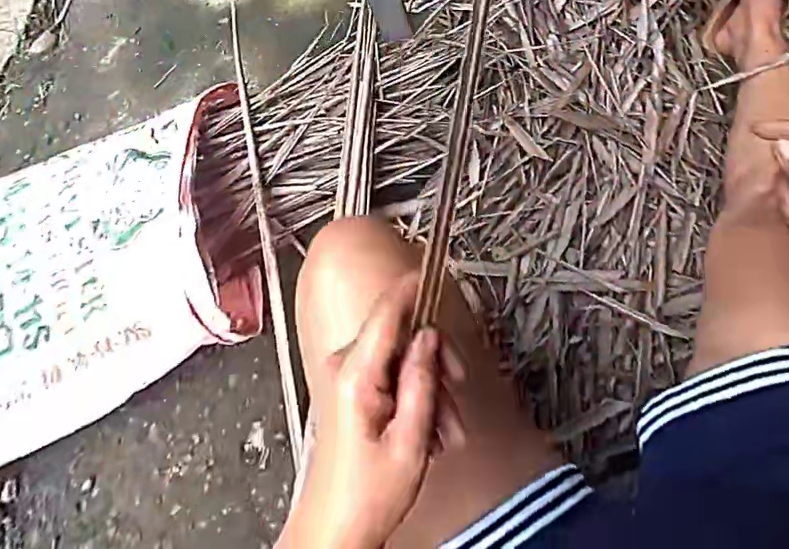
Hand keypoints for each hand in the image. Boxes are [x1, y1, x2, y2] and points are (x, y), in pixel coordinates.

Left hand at [279, 273, 465, 548]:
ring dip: (430, 384)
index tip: (433, 266)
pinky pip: (393, 371)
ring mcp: (346, 375)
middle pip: (402, 333)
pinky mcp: (352, 387)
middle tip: (455, 389)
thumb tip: (430, 336)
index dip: (413, 283)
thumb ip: (422, 379)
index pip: (388, 308)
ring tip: (443, 425)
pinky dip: (417, 392)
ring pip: (402, 355)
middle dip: (436, 360)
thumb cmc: (362, 498)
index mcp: (355, 373)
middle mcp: (345, 366)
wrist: (333, 532)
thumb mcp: (409, 439)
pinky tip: (429, 424)